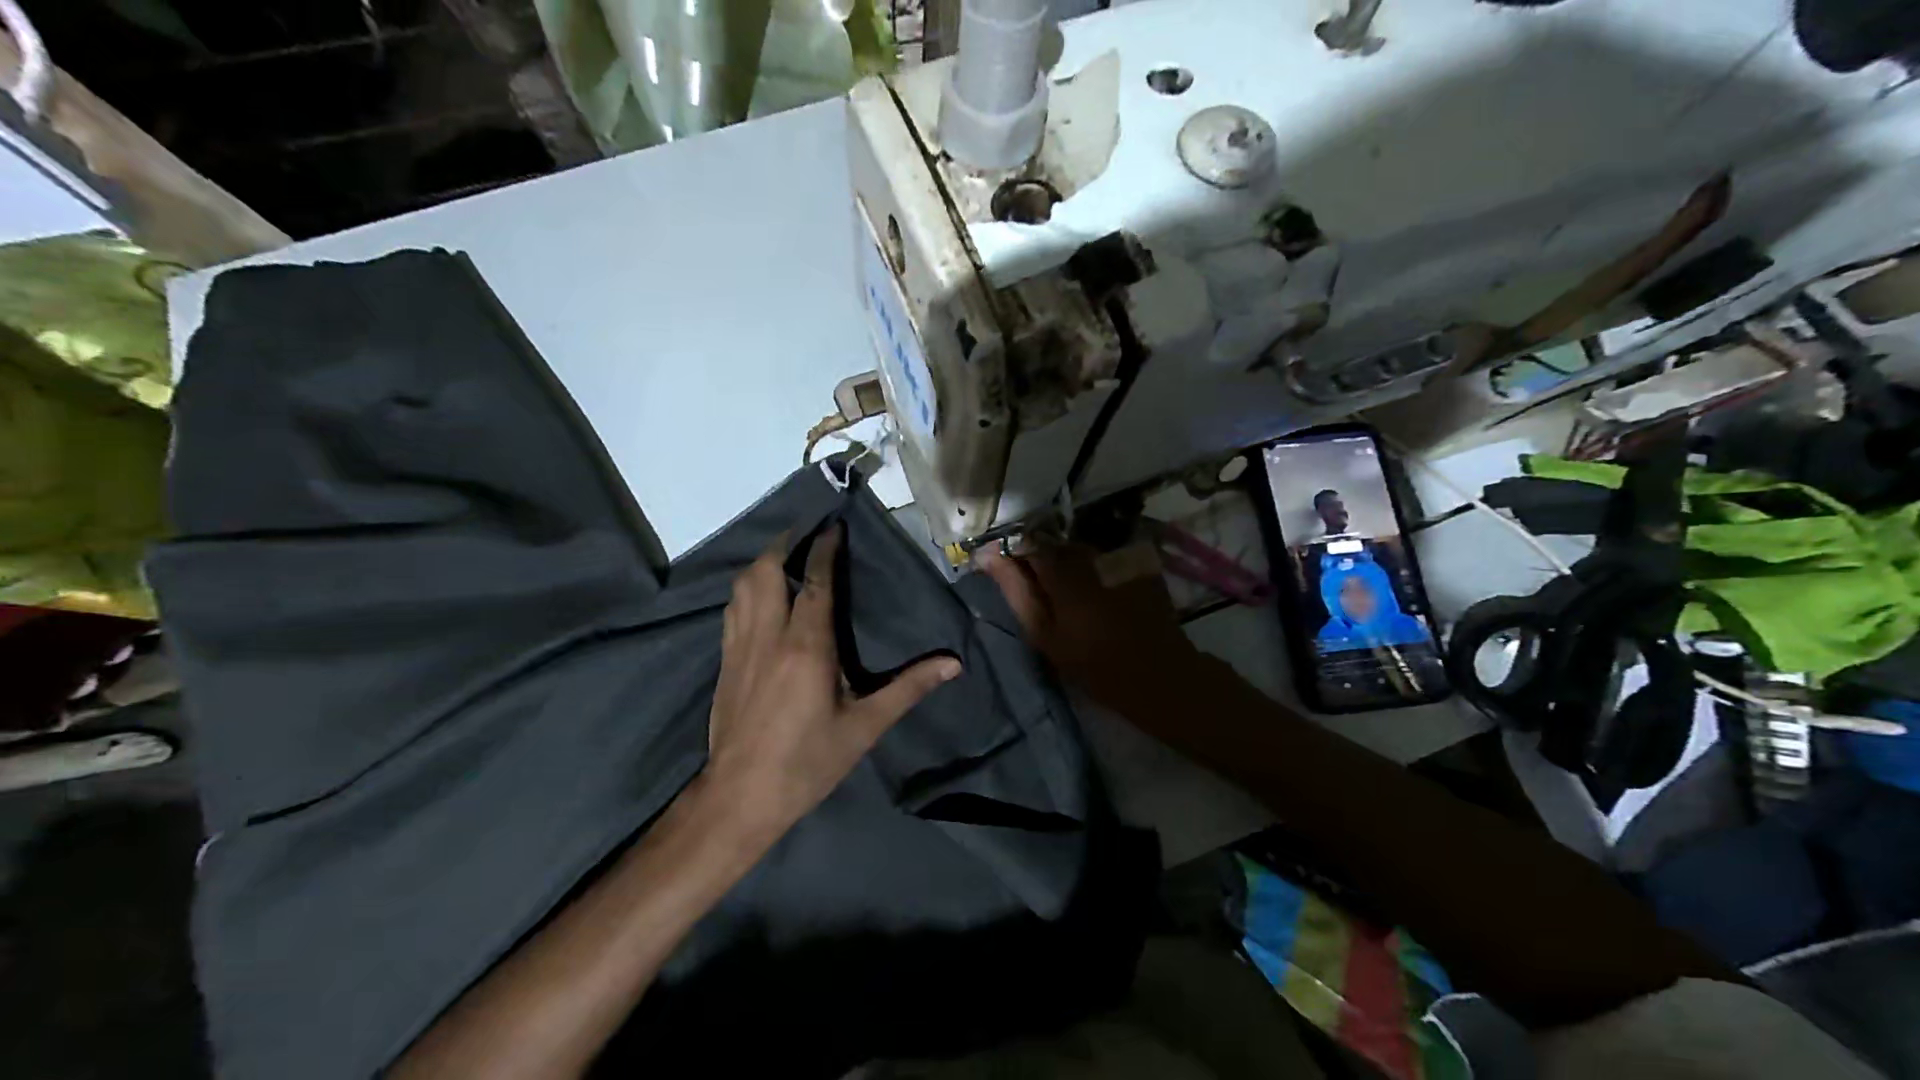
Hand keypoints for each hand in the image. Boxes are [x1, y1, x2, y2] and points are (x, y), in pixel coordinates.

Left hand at [703, 523, 960, 836]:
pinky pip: (732, 609)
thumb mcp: (864, 728)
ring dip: (763, 562)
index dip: (825, 549)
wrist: (739, 797)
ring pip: (742, 586)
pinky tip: (760, 596)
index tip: (835, 526)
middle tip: (807, 532)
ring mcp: (740, 647)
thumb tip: (954, 664)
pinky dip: (747, 589)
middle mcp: (768, 636)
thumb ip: (908, 689)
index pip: (815, 582)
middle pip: (766, 570)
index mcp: (806, 647)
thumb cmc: (807, 763)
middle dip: (785, 543)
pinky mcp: (725, 662)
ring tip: (785, 555)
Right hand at [978, 543, 1201, 708]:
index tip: (1010, 576)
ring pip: (1081, 550)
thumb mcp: (1044, 633)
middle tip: (1043, 594)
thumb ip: (1015, 589)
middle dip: (1044, 562)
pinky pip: (1106, 556)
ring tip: (1073, 597)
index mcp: (1063, 568)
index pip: (1028, 543)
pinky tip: (1102, 596)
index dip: (1016, 556)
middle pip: (1056, 544)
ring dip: (1071, 566)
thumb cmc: (1093, 662)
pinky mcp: (1140, 561)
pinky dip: (1096, 570)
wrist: (1157, 674)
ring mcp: (1119, 553)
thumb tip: (986, 555)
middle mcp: (1091, 551)